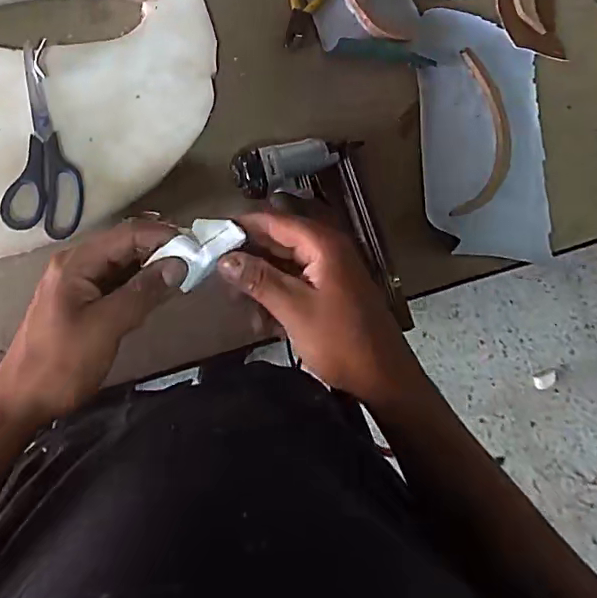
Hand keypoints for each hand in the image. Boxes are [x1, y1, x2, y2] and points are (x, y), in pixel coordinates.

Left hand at [0, 219, 184, 425]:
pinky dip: (142, 282)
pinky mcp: (84, 300)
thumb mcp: (106, 327)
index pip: (129, 233)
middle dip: (163, 249)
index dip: (165, 236)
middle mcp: (77, 263)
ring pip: (126, 261)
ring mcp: (79, 281)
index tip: (198, 249)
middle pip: (128, 243)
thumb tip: (180, 265)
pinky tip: (162, 290)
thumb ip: (143, 293)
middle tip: (197, 261)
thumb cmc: (60, 364)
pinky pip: (119, 280)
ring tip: (186, 274)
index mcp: (77, 263)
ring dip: (155, 266)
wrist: (19, 404)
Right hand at [218, 211, 423, 405]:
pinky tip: (263, 319)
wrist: (384, 376)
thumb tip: (226, 259)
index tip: (212, 234)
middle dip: (250, 257)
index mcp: (324, 245)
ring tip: (241, 305)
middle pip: (280, 241)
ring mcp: (331, 271)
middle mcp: (329, 250)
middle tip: (219, 274)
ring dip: (262, 282)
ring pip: (286, 264)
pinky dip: (278, 296)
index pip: (276, 221)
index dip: (243, 225)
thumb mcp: (294, 310)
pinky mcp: (332, 291)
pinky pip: (297, 283)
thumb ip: (260, 280)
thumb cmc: (342, 342)